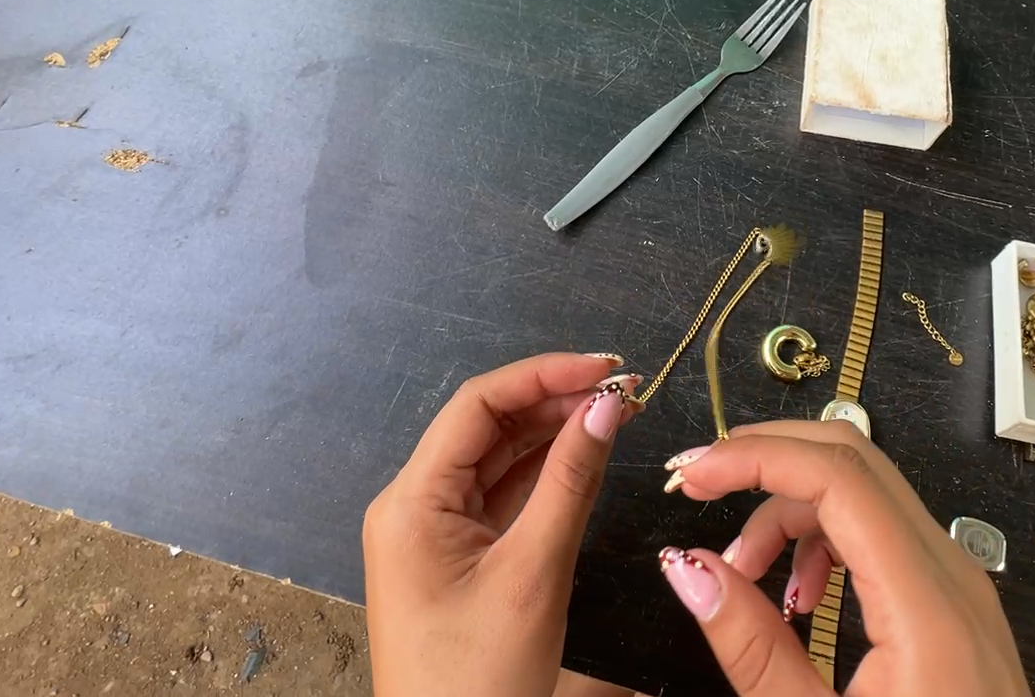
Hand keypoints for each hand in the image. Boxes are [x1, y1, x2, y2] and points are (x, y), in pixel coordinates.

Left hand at [364, 352, 640, 696]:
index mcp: (412, 499)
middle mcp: (416, 501)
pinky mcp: (460, 550)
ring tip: (615, 413)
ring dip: (556, 431)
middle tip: (623, 391)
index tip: (605, 368)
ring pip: (501, 456)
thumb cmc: (482, 678)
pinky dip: (548, 470)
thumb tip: (609, 403)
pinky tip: (587, 451)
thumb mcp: (534, 571)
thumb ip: (573, 479)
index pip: (478, 405)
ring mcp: (437, 527)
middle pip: (489, 425)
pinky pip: (505, 492)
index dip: (543, 374)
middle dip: (555, 400)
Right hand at [657, 421, 1030, 695]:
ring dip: (788, 507)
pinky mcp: (948, 595)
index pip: (838, 476)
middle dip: (766, 456)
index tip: (692, 475)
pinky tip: (796, 596)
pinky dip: (820, 537)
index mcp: (927, 604)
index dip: (756, 457)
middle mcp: (950, 568)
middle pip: (851, 458)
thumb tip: (687, 566)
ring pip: (860, 488)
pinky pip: (875, 528)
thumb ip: (754, 649)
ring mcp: (955, 577)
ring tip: (743, 570)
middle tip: (699, 487)